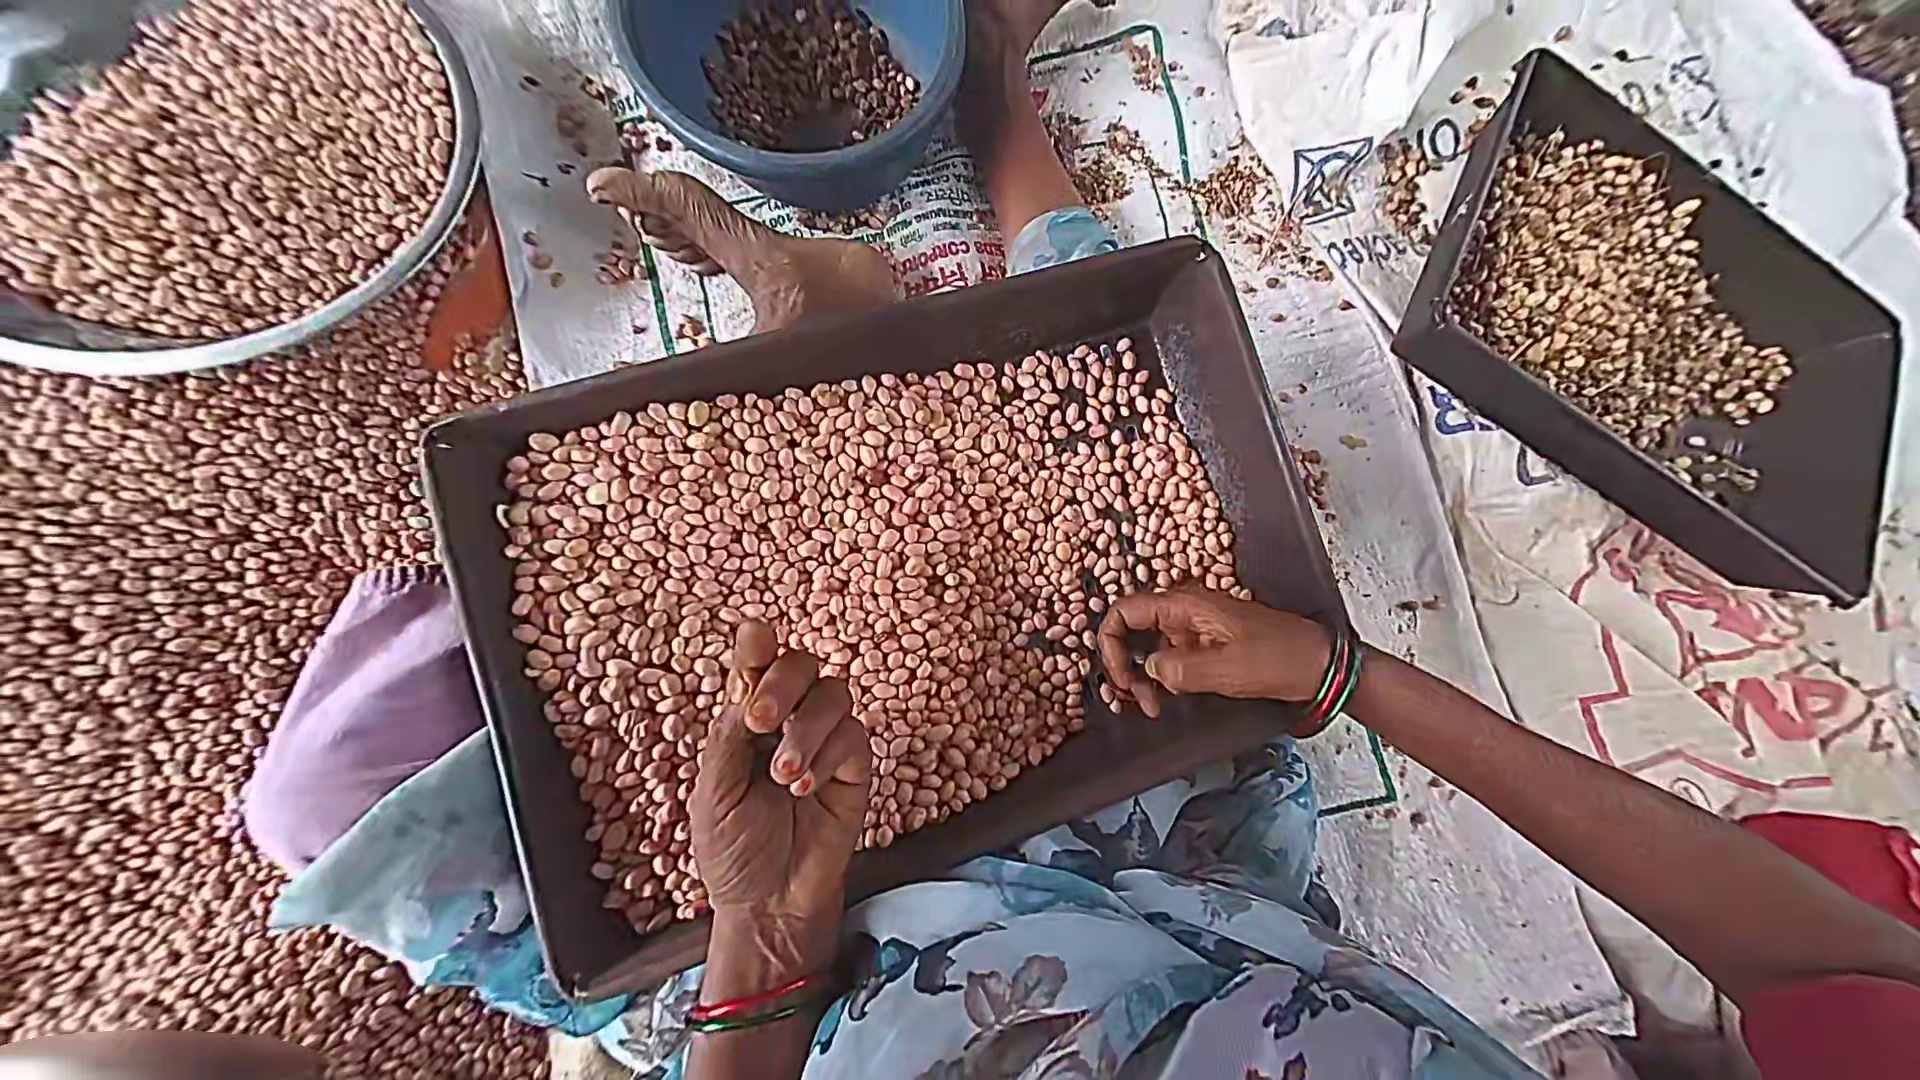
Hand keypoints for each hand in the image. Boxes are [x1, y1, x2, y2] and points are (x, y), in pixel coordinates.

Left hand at [690, 622, 870, 924]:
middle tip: (761, 720)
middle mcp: (791, 718)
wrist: (767, 904)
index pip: (758, 664)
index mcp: (749, 718)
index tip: (754, 639)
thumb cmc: (733, 846)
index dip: (758, 645)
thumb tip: (744, 667)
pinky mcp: (854, 764)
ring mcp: (826, 738)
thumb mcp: (714, 791)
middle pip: (802, 664)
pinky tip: (804, 789)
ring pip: (834, 693)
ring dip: (807, 728)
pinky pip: (853, 736)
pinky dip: (827, 757)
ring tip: (783, 775)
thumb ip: (731, 730)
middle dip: (784, 683)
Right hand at [1096, 589, 1333, 717]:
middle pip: (1129, 631)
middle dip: (1123, 664)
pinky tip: (1163, 700)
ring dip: (1139, 677)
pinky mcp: (1200, 648)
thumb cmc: (1278, 659)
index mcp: (1184, 606)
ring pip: (1145, 648)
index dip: (1110, 641)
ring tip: (1151, 705)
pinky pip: (1165, 660)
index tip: (1120, 675)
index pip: (1124, 611)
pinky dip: (1157, 680)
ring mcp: (1190, 631)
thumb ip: (1180, 668)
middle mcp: (1181, 613)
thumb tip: (1148, 669)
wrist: (1320, 666)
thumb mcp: (1228, 668)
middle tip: (1134, 697)